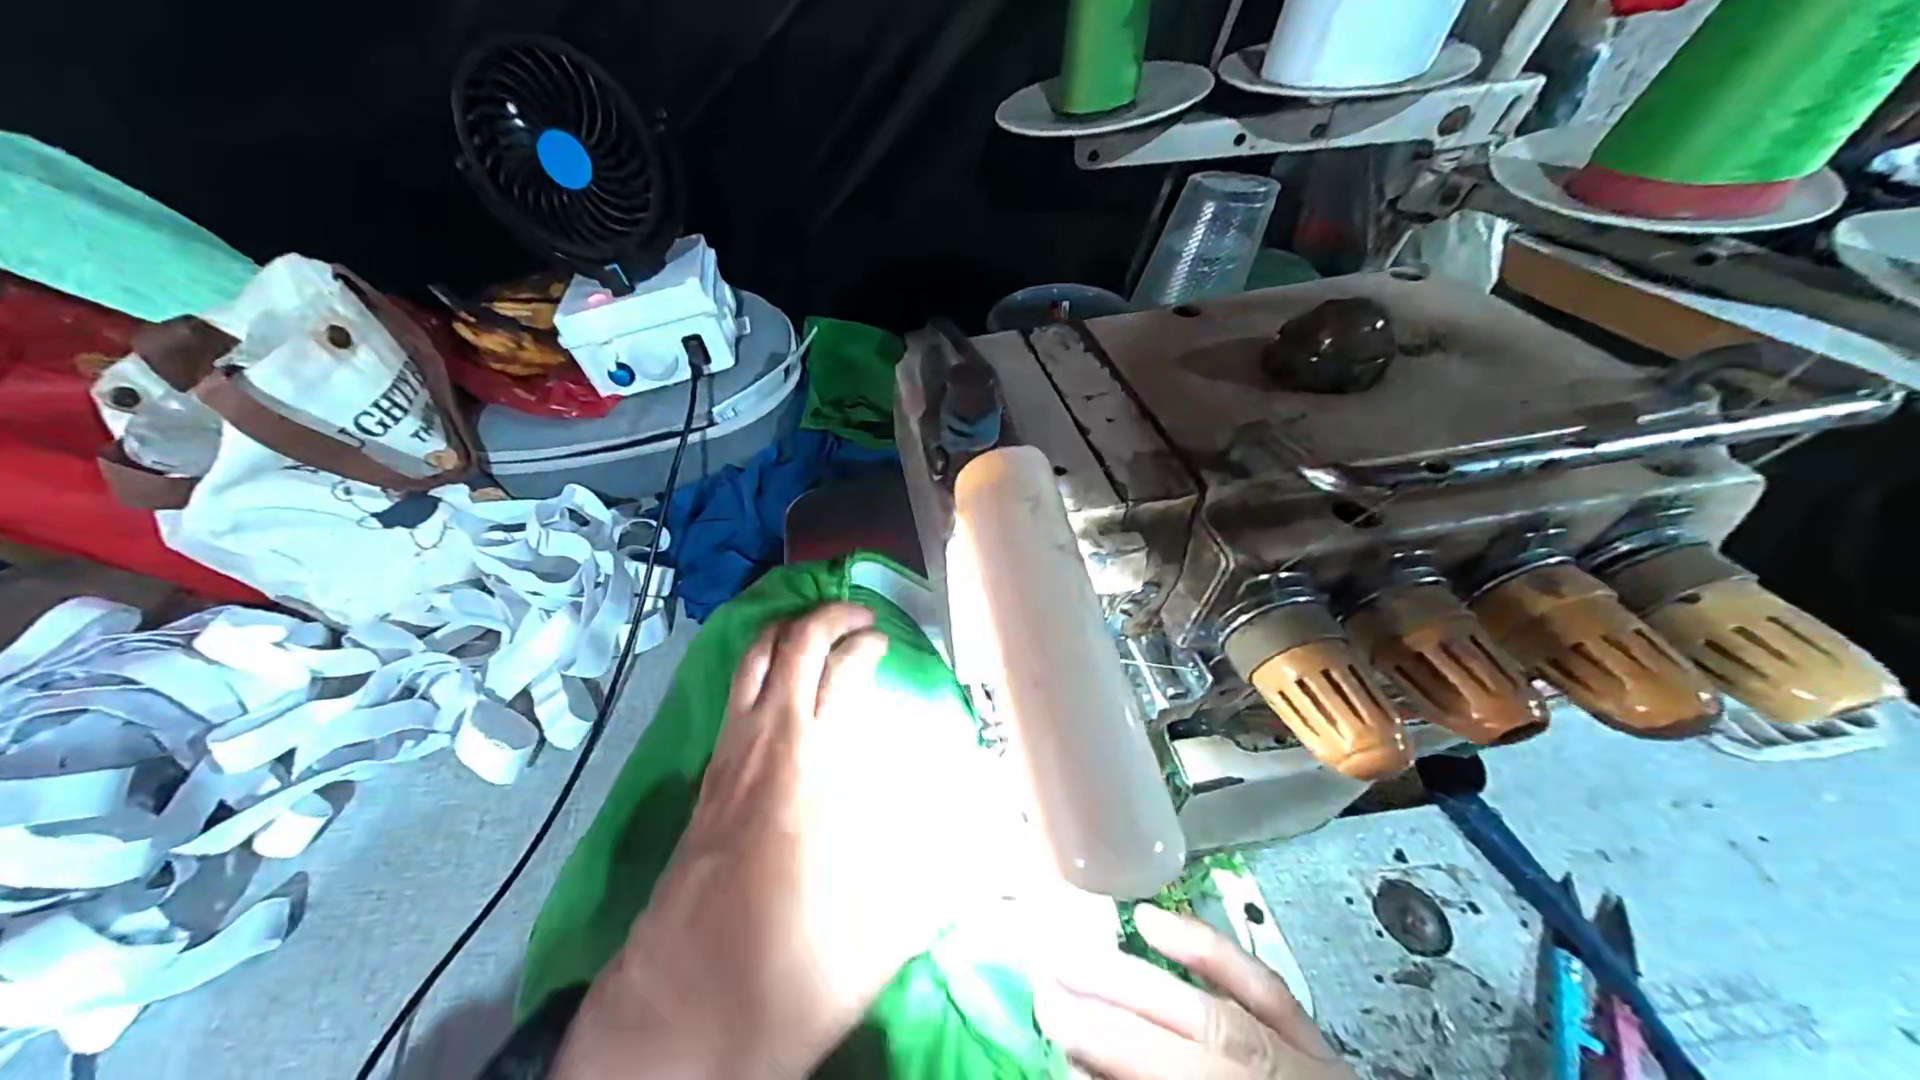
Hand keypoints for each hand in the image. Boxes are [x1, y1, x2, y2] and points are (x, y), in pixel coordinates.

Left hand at [556, 603, 987, 1078]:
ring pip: (752, 660)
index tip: (886, 643)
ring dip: (789, 632)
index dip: (866, 645)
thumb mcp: (877, 938)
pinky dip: (760, 663)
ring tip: (820, 628)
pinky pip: (734, 692)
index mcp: (813, 772)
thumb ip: (934, 882)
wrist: (677, 1016)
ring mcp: (728, 758)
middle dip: (828, 616)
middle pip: (792, 646)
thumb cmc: (782, 969)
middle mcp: (767, 748)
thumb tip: (988, 853)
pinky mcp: (706, 777)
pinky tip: (780, 678)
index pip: (841, 673)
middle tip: (861, 616)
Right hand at [1037, 904, 1357, 1079]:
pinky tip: (1153, 921)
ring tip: (1079, 956)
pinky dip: (1205, 949)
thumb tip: (1080, 1070)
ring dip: (1141, 980)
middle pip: (1194, 1040)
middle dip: (1113, 1015)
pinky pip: (1261, 986)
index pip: (1172, 1074)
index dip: (1110, 1049)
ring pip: (1217, 1012)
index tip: (1053, 1024)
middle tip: (1048, 987)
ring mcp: (1302, 1060)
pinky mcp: (1311, 1039)